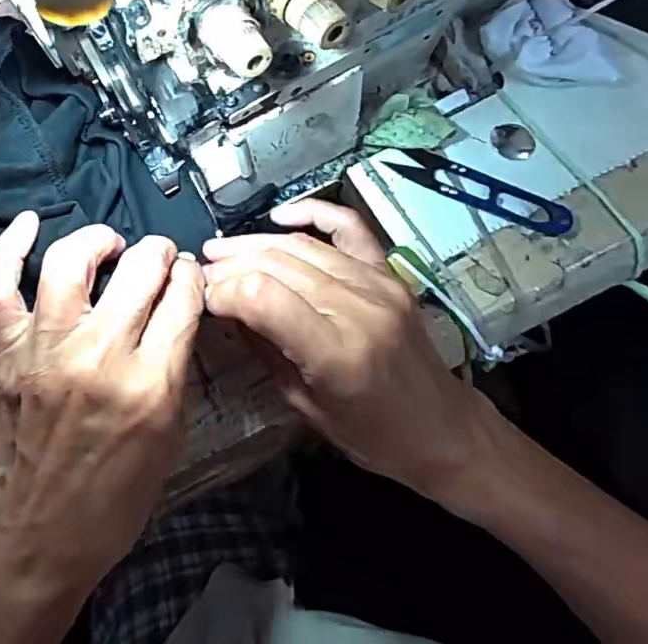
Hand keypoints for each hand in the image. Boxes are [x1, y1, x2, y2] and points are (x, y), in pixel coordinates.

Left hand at [0, 213, 204, 638]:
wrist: (40, 533)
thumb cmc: (115, 494)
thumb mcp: (170, 434)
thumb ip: (175, 364)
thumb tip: (176, 304)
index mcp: (148, 383)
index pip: (181, 298)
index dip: (189, 276)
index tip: (185, 274)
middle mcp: (97, 355)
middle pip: (138, 271)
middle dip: (158, 253)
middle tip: (157, 259)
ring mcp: (44, 348)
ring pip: (70, 261)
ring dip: (98, 240)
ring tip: (110, 246)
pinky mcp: (5, 350)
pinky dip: (9, 247)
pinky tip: (28, 223)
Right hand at [201, 199, 497, 501]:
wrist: (445, 431)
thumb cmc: (373, 435)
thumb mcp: (303, 404)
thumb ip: (263, 347)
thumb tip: (225, 306)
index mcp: (336, 353)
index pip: (262, 296)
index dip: (223, 290)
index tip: (203, 297)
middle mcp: (358, 309)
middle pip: (275, 264)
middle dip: (230, 266)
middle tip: (203, 273)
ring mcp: (377, 284)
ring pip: (300, 246)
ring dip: (254, 243)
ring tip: (221, 250)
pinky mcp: (388, 272)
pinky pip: (347, 227)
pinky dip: (312, 212)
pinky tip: (280, 215)